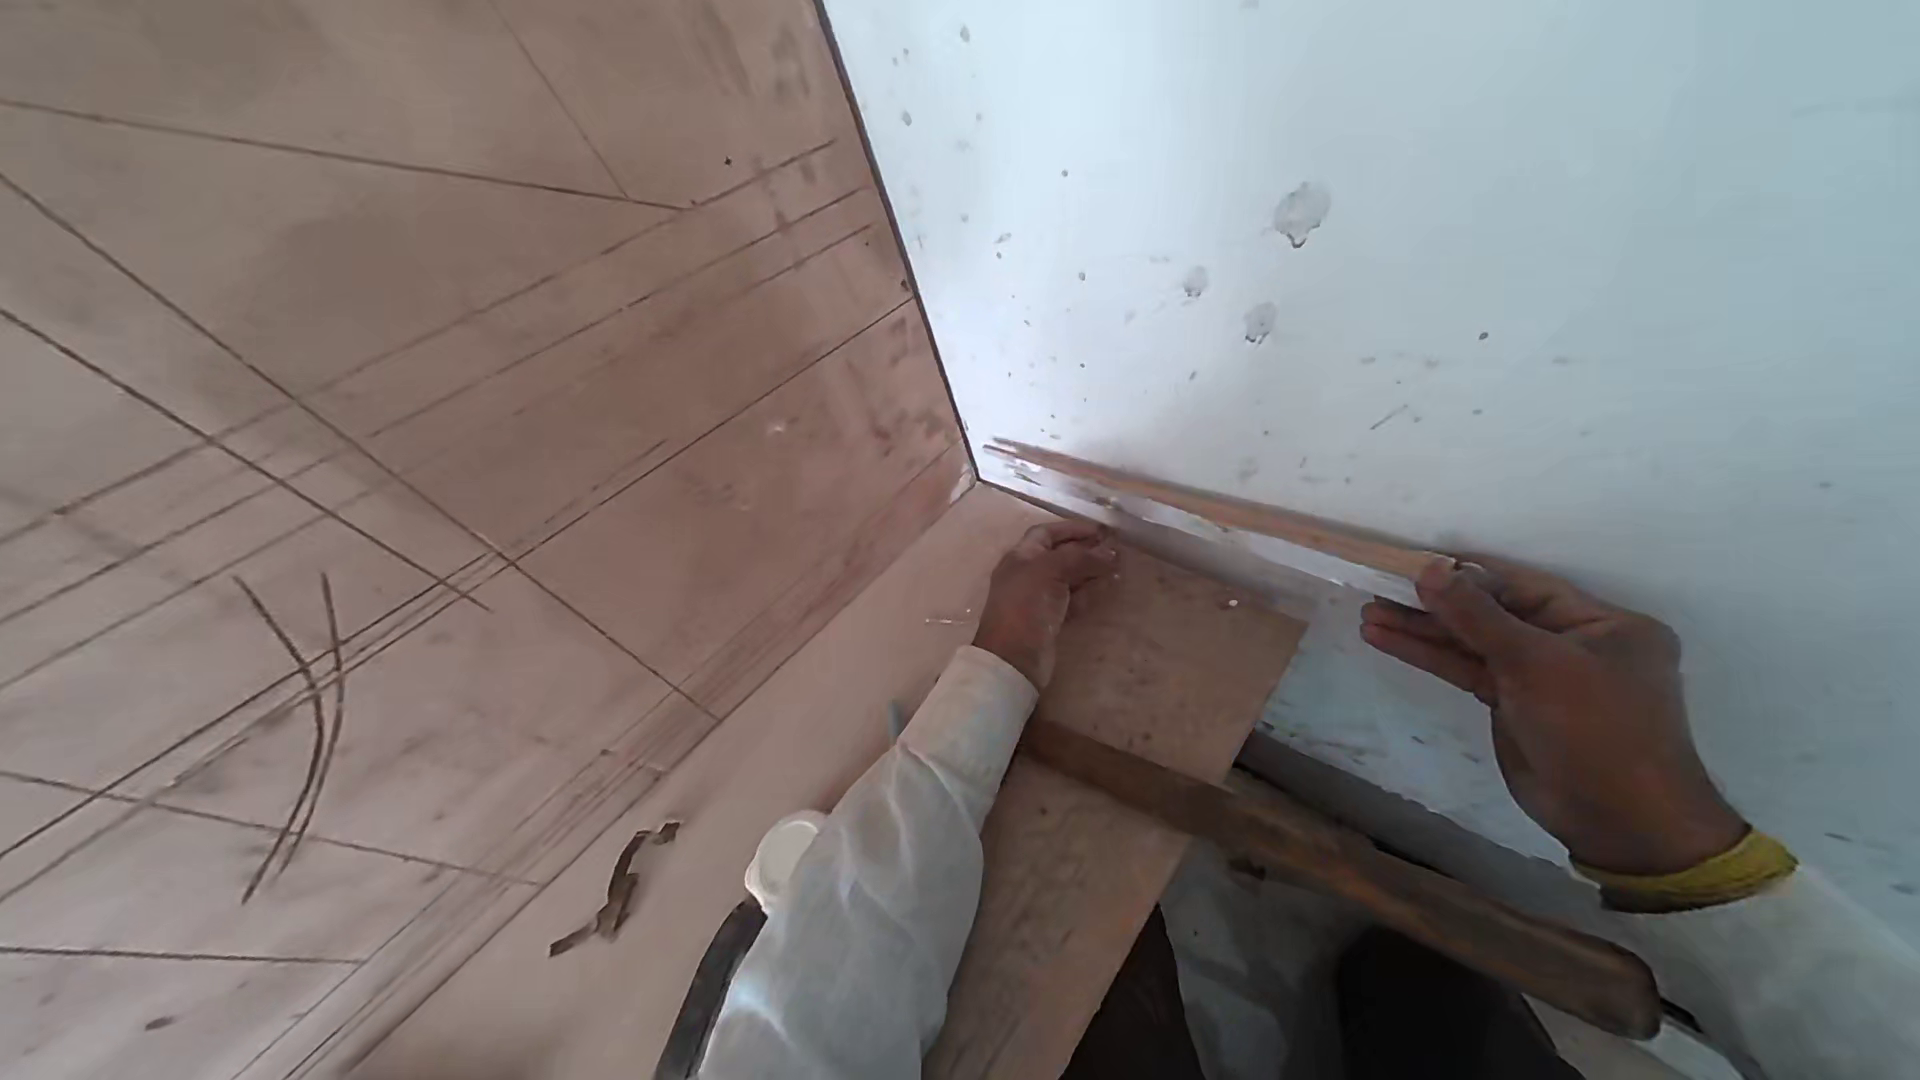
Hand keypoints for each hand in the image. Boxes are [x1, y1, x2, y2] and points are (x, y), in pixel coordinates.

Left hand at [972, 521, 1116, 689]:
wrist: (1014, 657)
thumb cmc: (1026, 606)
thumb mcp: (1049, 571)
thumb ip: (1079, 557)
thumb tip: (1111, 551)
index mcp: (1020, 556)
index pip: (1046, 533)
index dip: (1072, 529)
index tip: (1100, 530)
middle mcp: (1028, 574)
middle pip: (1060, 555)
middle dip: (1087, 550)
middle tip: (1115, 549)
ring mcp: (1039, 597)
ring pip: (1070, 577)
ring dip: (1092, 570)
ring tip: (1118, 566)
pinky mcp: (1051, 619)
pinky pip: (1074, 599)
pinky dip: (1090, 591)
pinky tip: (1109, 586)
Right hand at [1360, 558, 1747, 874]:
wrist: (1617, 820)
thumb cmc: (1594, 728)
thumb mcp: (1535, 663)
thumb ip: (1476, 614)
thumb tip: (1429, 568)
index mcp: (1600, 624)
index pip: (1519, 585)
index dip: (1463, 573)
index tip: (1408, 564)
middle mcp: (1569, 642)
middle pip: (1488, 612)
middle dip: (1432, 604)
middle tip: (1378, 588)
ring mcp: (1537, 673)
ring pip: (1468, 641)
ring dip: (1419, 628)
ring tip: (1369, 614)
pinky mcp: (1509, 699)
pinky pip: (1462, 667)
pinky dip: (1425, 653)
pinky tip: (1384, 639)